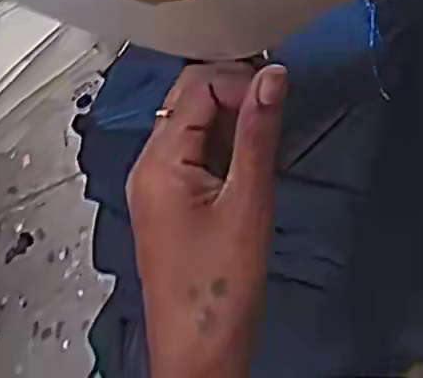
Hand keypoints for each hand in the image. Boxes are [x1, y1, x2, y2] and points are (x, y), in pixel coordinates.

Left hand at [128, 62, 286, 377]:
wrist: (201, 360)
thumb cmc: (220, 289)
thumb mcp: (248, 201)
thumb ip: (259, 131)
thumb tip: (273, 74)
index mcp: (158, 161)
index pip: (198, 86)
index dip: (239, 82)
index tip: (273, 99)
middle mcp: (149, 163)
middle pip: (188, 95)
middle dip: (233, 87)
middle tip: (273, 101)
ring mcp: (156, 180)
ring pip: (192, 117)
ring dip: (230, 111)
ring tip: (265, 126)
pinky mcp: (170, 196)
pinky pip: (195, 144)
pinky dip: (224, 135)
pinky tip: (249, 150)